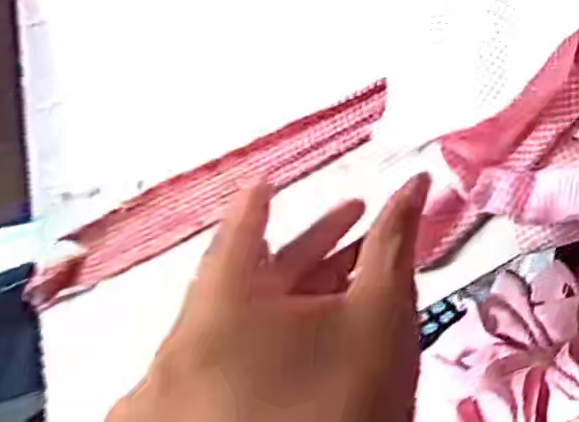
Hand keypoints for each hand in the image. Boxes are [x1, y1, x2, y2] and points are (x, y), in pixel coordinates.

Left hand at [107, 173, 430, 421]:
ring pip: (233, 327)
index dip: (256, 205)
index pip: (236, 241)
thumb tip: (414, 181)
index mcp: (217, 319)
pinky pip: (218, 365)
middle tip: (356, 217)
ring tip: (349, 275)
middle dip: (307, 247)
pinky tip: (315, 330)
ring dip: (293, 292)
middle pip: (242, 283)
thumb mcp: (383, 305)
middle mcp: (170, 361)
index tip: (268, 179)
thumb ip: (394, 237)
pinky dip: (267, 335)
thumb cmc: (349, 392)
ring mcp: (164, 408)